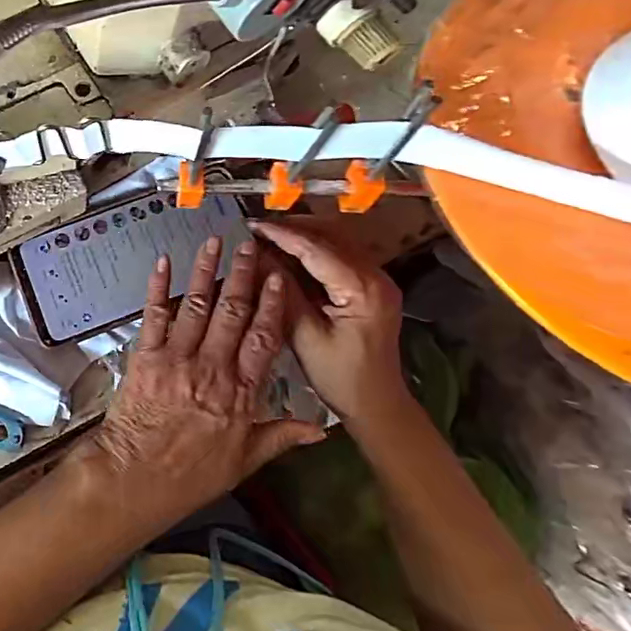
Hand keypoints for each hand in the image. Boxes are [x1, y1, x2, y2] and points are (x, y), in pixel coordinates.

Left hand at [76, 235, 326, 531]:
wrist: (134, 478)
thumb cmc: (191, 474)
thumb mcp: (243, 461)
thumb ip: (280, 437)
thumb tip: (321, 430)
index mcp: (239, 392)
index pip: (262, 339)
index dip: (271, 306)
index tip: (278, 278)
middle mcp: (210, 368)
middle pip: (232, 313)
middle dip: (242, 277)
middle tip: (250, 248)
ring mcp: (175, 359)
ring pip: (196, 306)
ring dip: (205, 271)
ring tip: (214, 243)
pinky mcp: (145, 356)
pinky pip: (153, 316)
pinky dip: (158, 288)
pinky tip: (163, 263)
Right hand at [249, 218, 408, 423]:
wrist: (378, 403)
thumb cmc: (340, 376)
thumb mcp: (304, 337)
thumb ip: (283, 293)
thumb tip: (258, 258)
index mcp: (361, 290)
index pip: (317, 249)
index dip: (282, 235)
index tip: (252, 227)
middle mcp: (375, 276)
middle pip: (331, 236)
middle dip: (293, 228)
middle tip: (257, 229)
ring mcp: (377, 279)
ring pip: (338, 240)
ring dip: (304, 234)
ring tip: (269, 236)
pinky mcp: (372, 285)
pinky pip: (341, 254)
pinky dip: (314, 248)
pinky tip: (290, 253)